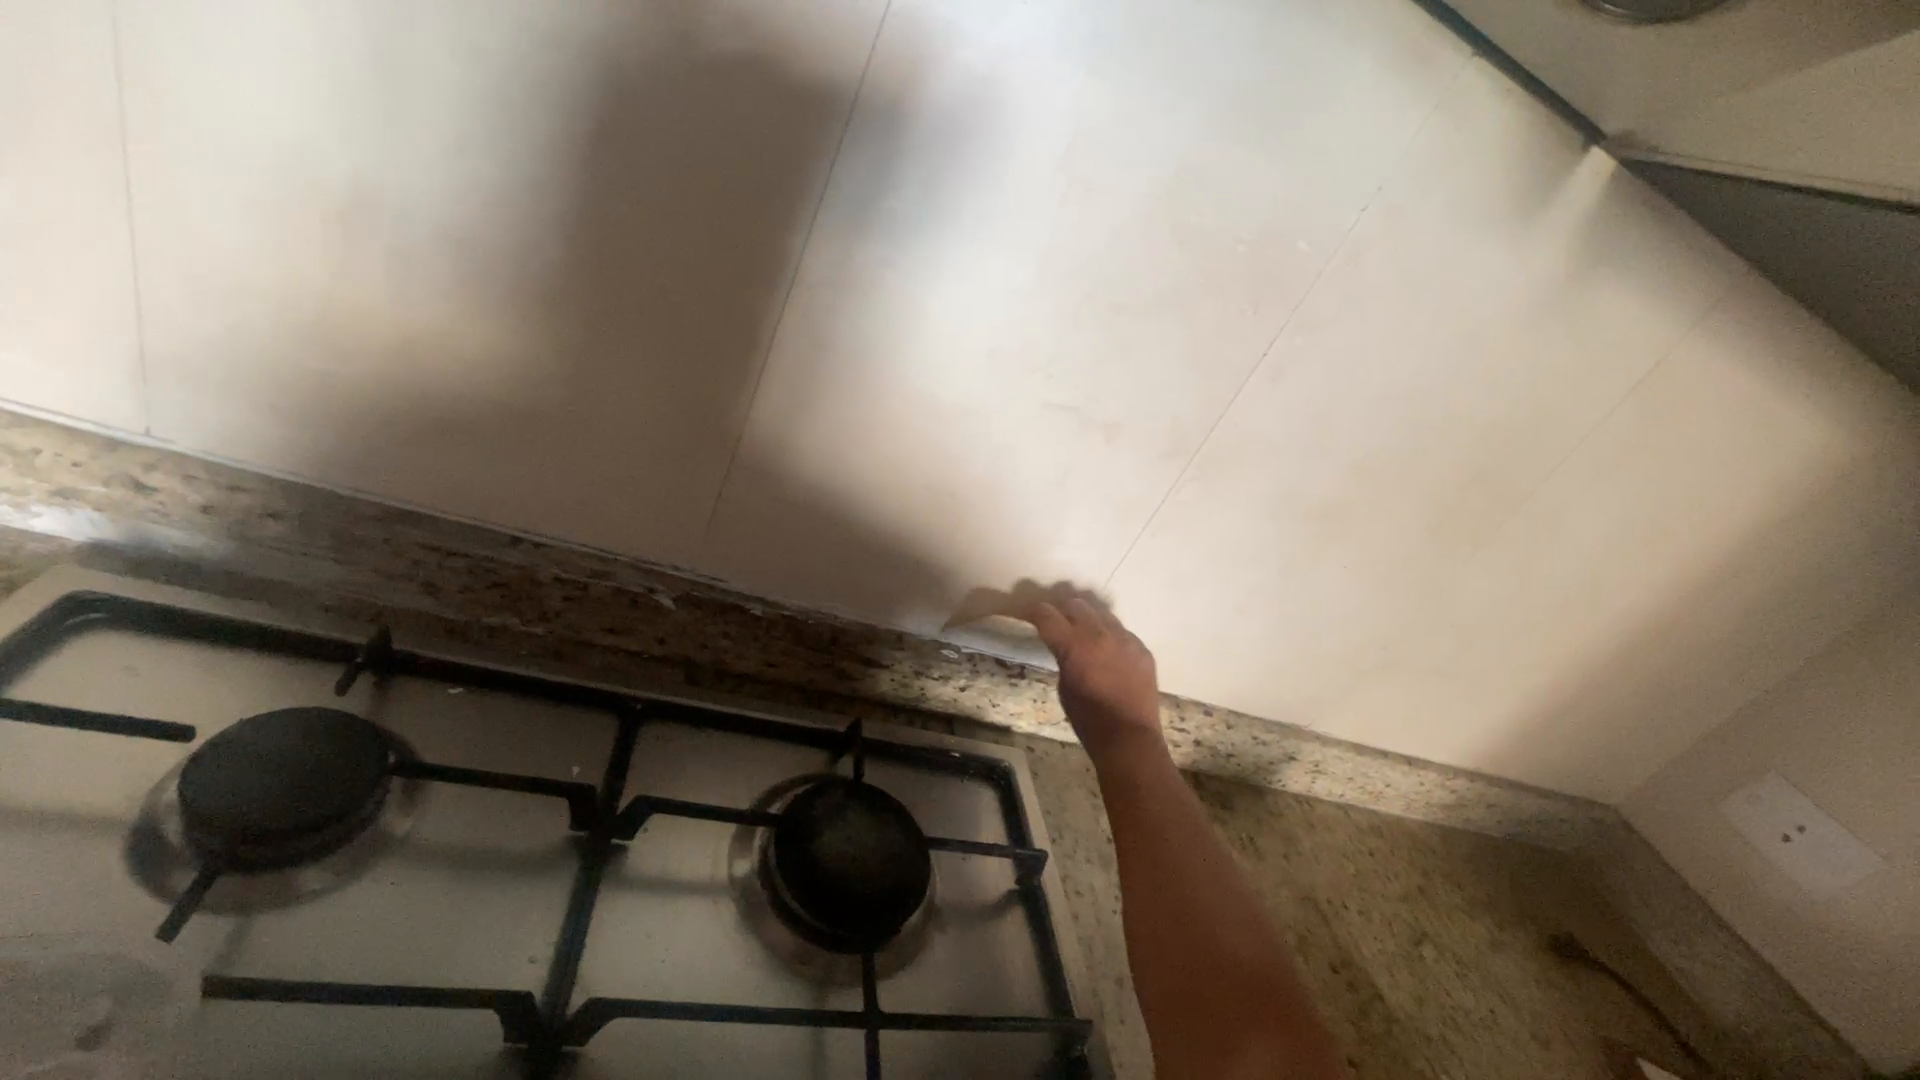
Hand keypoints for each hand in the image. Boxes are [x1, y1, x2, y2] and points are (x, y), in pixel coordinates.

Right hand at [1026, 597, 1163, 760]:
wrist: (1130, 736)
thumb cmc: (1088, 719)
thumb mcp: (1064, 687)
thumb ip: (1064, 658)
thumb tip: (1065, 646)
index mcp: (1073, 645)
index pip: (1048, 615)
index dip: (1037, 614)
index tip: (1033, 617)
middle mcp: (1100, 634)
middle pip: (1077, 605)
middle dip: (1064, 612)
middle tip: (1060, 625)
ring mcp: (1125, 638)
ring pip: (1102, 614)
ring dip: (1090, 620)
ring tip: (1086, 635)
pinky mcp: (1142, 648)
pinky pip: (1122, 632)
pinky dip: (1111, 637)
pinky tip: (1110, 654)